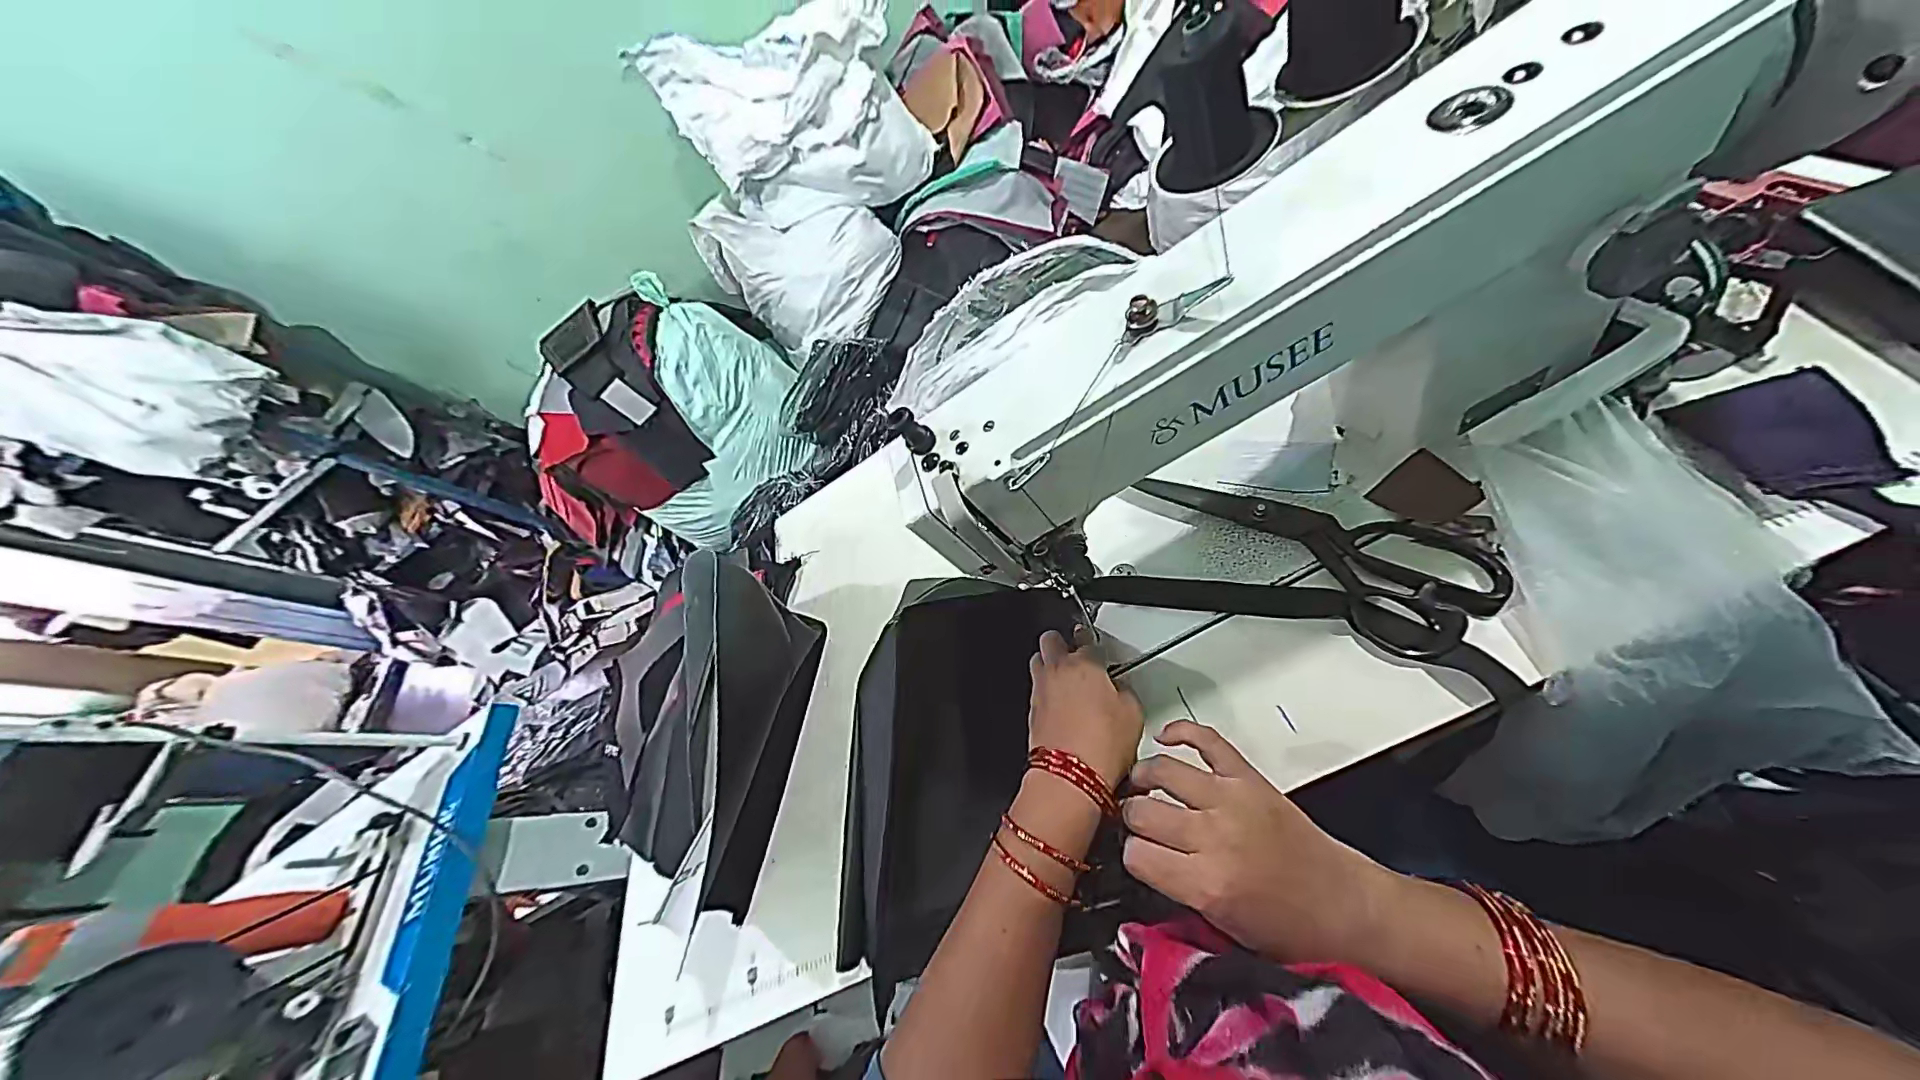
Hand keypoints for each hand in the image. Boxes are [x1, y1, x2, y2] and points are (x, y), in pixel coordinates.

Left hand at [1028, 627, 1144, 789]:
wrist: (1069, 776)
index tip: (1094, 643)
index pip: (1087, 639)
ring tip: (1064, 674)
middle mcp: (1058, 671)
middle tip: (1074, 652)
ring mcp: (1041, 689)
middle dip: (1061, 642)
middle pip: (1051, 639)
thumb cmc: (1099, 746)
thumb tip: (1122, 692)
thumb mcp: (1133, 714)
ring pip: (1038, 660)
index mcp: (1085, 664)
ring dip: (1049, 663)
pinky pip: (1036, 687)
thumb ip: (1125, 693)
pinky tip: (1059, 701)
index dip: (1092, 640)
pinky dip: (1046, 689)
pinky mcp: (1031, 710)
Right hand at [1121, 720, 1405, 964]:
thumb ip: (1177, 893)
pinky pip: (1206, 740)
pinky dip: (1181, 731)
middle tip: (1140, 825)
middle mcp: (1216, 836)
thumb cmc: (1294, 926)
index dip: (1132, 855)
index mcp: (1208, 883)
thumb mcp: (1224, 928)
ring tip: (1142, 786)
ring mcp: (1232, 800)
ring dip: (1144, 778)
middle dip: (1133, 819)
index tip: (1138, 856)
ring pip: (1162, 771)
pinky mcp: (1249, 778)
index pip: (1136, 855)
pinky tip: (1165, 738)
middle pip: (1142, 811)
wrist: (1347, 908)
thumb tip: (1141, 861)